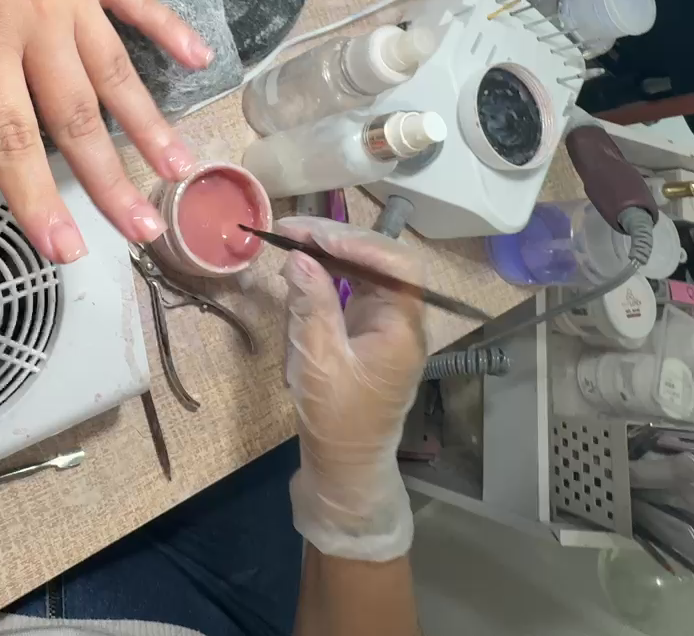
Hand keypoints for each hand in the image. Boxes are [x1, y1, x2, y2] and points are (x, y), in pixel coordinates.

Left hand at [0, 0, 211, 262]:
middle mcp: (37, 24)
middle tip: (145, 232)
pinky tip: (200, 59)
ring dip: (150, 124)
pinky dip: (170, 30)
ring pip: (117, 72)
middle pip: (78, 118)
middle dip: (111, 181)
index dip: (37, 197)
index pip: (11, 136)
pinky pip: (139, 1)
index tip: (63, 246)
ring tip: (182, 170)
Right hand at [275, 217, 426, 562]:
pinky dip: (328, 269)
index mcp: (402, 329)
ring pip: (367, 267)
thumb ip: (311, 306)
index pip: (397, 266)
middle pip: (381, 259)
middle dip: (337, 239)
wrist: (345, 464)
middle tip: (290, 229)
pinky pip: (354, 284)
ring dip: (330, 249)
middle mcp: (402, 318)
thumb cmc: (336, 419)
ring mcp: (386, 320)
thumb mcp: (317, 362)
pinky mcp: (368, 325)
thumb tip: (299, 255)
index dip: (359, 242)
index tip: (315, 236)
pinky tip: (302, 265)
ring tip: (290, 238)